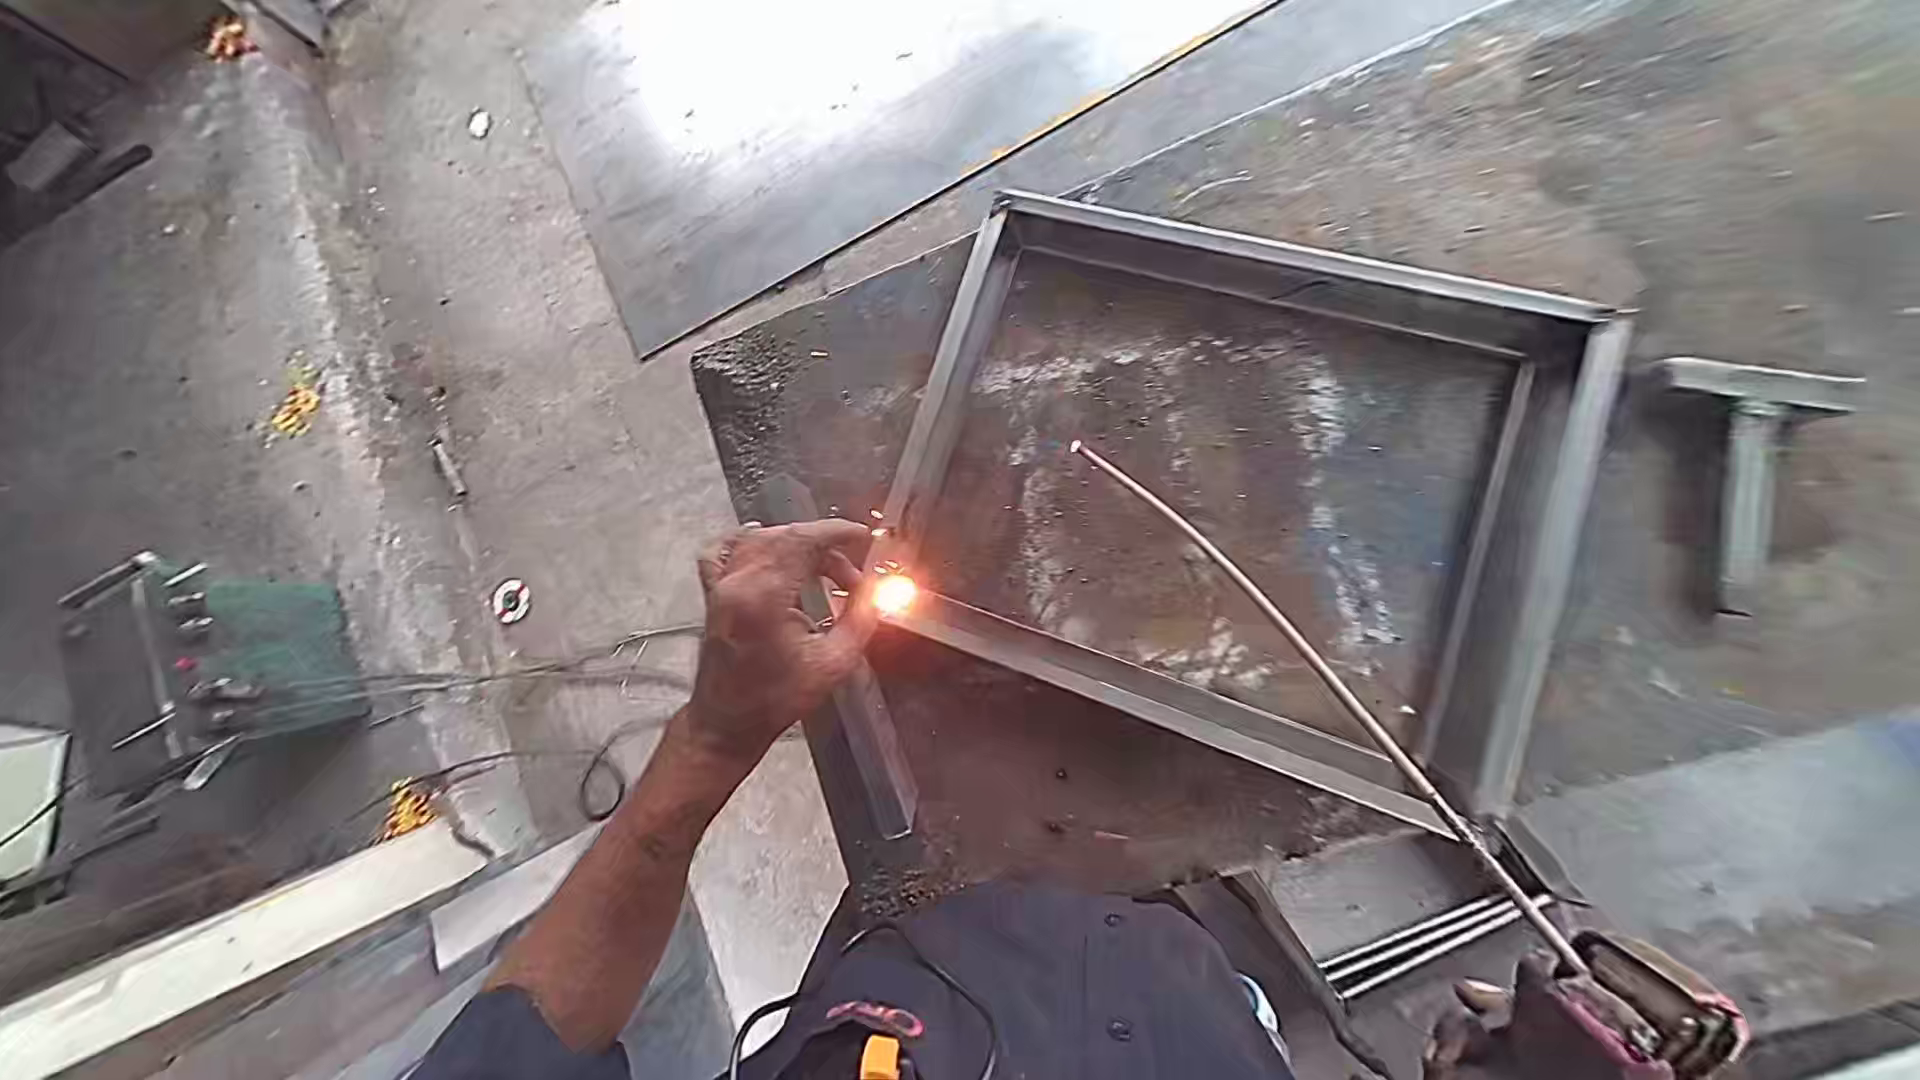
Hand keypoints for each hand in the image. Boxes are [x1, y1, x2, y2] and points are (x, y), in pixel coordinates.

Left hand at [684, 518, 879, 768]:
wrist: (728, 723)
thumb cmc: (777, 699)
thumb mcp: (835, 663)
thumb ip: (861, 619)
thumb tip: (876, 589)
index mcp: (765, 598)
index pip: (801, 540)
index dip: (836, 532)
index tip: (861, 535)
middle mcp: (737, 584)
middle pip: (784, 536)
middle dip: (824, 543)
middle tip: (852, 568)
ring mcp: (720, 586)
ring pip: (760, 539)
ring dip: (797, 545)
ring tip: (824, 569)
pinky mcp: (713, 593)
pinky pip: (724, 550)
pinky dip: (749, 541)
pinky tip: (768, 545)